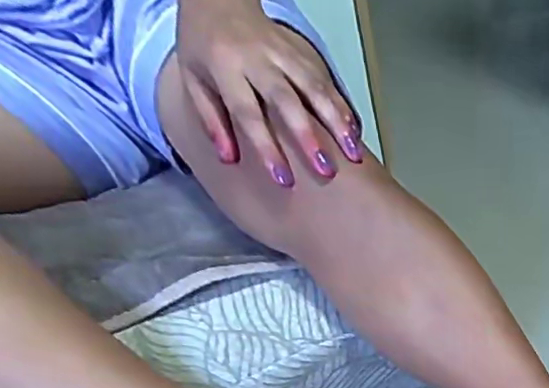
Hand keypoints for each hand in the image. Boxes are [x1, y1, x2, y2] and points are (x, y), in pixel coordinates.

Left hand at [174, 0, 364, 185]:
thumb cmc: (205, 46)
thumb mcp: (193, 78)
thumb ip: (211, 119)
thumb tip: (229, 159)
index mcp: (224, 65)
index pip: (247, 112)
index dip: (267, 147)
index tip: (284, 180)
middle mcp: (255, 57)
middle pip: (286, 99)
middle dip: (308, 136)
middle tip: (326, 171)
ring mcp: (282, 52)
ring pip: (313, 87)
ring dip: (337, 122)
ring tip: (353, 155)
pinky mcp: (300, 51)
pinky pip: (325, 79)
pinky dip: (343, 106)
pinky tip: (355, 132)